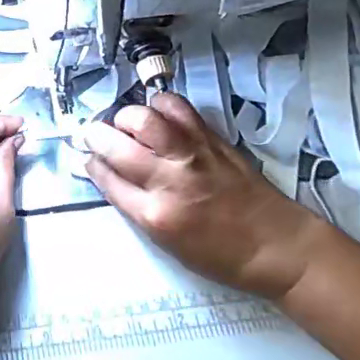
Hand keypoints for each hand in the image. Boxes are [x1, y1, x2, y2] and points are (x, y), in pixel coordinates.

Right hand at [82, 93, 328, 300]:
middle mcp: (169, 180)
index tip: (85, 156)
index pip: (109, 180)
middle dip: (96, 135)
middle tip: (93, 133)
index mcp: (155, 215)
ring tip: (126, 123)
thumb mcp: (169, 244)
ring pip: (145, 118)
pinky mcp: (212, 139)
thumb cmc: (220, 255)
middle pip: (118, 145)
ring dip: (127, 116)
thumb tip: (115, 177)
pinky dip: (161, 104)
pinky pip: (178, 109)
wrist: (274, 243)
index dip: (91, 164)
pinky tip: (158, 112)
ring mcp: (192, 154)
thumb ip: (140, 207)